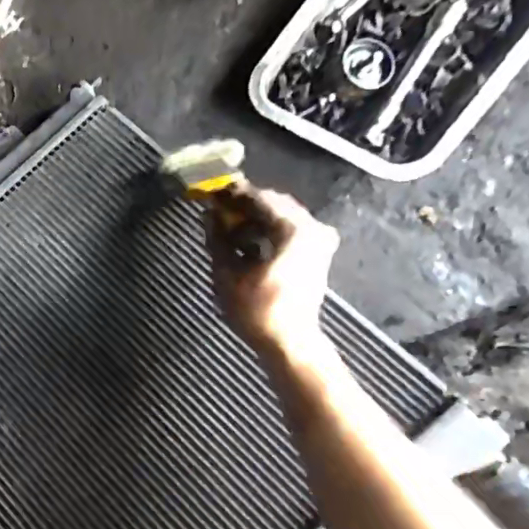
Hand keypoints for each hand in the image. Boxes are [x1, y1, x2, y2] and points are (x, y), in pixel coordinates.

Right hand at [206, 184, 339, 363]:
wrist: (288, 340)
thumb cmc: (256, 309)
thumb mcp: (226, 273)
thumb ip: (218, 239)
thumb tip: (209, 214)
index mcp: (294, 230)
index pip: (260, 198)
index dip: (233, 193)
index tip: (211, 189)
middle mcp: (313, 228)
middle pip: (274, 204)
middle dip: (244, 204)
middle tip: (216, 207)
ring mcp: (318, 239)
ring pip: (280, 216)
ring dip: (254, 217)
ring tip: (226, 226)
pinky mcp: (316, 251)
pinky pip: (288, 229)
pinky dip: (266, 229)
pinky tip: (245, 240)